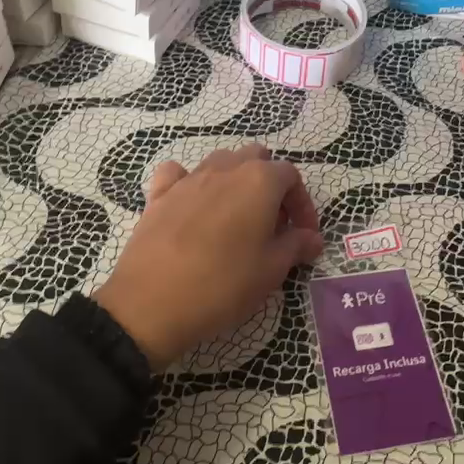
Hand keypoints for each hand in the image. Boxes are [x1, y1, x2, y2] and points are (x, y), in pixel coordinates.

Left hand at [94, 145, 323, 370]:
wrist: (151, 304)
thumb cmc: (222, 285)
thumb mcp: (270, 271)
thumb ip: (296, 246)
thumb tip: (312, 238)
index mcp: (259, 182)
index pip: (291, 176)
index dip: (303, 205)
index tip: (304, 236)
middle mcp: (225, 169)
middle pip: (257, 158)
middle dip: (270, 185)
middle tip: (272, 225)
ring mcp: (189, 178)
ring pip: (221, 162)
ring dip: (236, 181)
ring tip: (237, 218)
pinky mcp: (159, 195)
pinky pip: (178, 174)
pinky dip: (189, 183)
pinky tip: (191, 206)